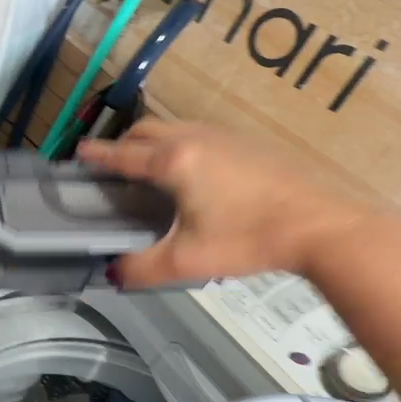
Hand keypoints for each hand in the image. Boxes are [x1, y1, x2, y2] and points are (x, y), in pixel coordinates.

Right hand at [77, 119, 374, 287]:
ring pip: (174, 127)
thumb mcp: (188, 262)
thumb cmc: (249, 240)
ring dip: (152, 141)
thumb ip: (142, 268)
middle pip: (146, 130)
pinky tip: (191, 171)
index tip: (78, 152)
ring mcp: (225, 136)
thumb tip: (113, 274)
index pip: (123, 154)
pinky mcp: (249, 143)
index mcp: (174, 161)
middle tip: (111, 164)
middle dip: (123, 143)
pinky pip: (199, 133)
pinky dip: (179, 143)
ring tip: (147, 166)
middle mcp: (195, 139)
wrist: (322, 226)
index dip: (97, 155)